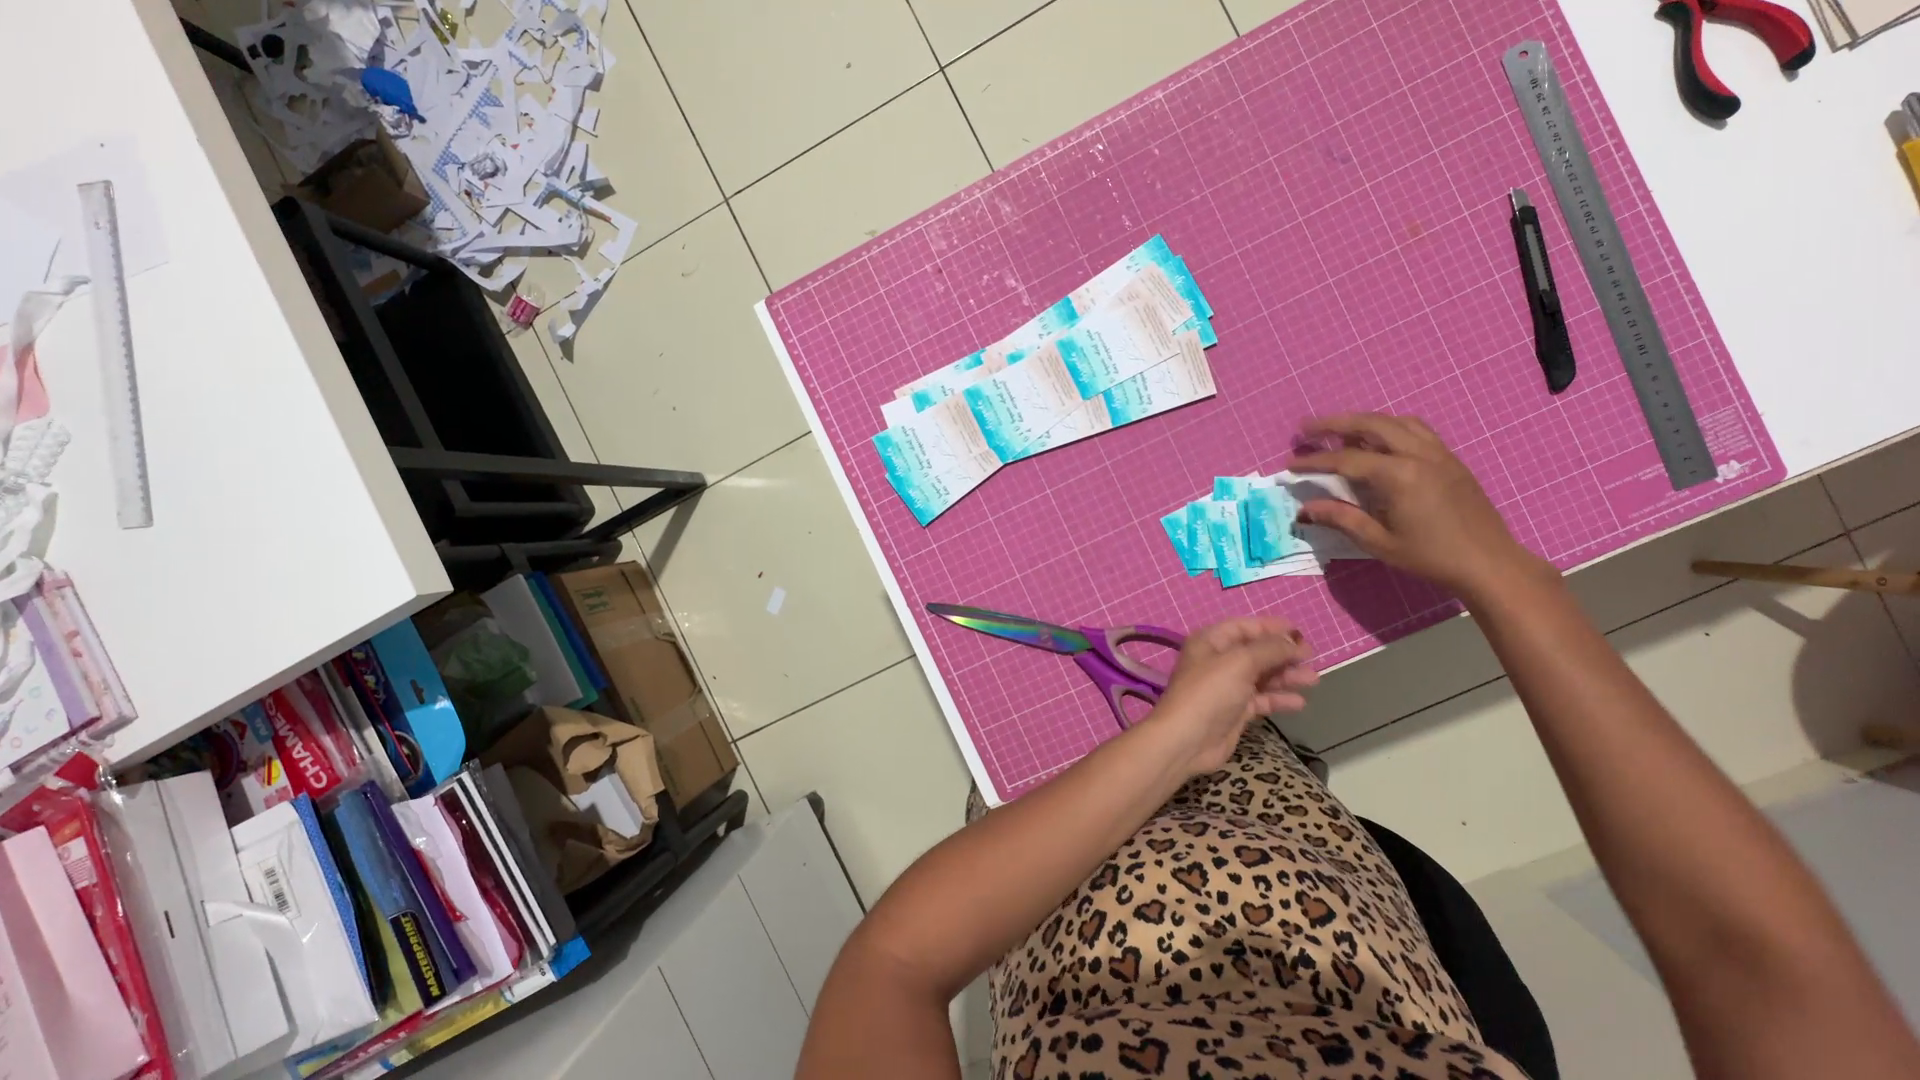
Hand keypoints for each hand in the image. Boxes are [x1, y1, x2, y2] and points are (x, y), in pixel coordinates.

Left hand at [1148, 617, 1316, 774]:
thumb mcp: (1240, 662)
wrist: (1187, 740)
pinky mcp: (1235, 712)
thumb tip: (1293, 642)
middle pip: (1256, 652)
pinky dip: (1279, 699)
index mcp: (1211, 642)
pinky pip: (1262, 700)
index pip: (1244, 627)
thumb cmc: (1210, 693)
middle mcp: (1218, 662)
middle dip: (1283, 653)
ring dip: (1286, 676)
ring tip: (1313, 680)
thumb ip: (1270, 649)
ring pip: (1262, 677)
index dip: (1271, 627)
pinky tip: (1299, 702)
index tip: (1299, 632)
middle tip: (1312, 656)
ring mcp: (1227, 688)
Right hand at [1291, 413, 1547, 600]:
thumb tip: (1306, 508)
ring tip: (1340, 431)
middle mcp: (1418, 454)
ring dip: (1364, 421)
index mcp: (1399, 475)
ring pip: (1395, 422)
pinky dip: (1391, 427)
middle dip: (1334, 424)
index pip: (1346, 460)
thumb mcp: (1380, 543)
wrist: (1488, 562)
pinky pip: (1416, 430)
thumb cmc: (1431, 557)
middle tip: (1306, 429)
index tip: (1290, 465)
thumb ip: (1342, 519)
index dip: (1314, 462)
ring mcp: (1438, 453)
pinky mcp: (1449, 459)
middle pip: (1370, 425)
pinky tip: (1380, 440)